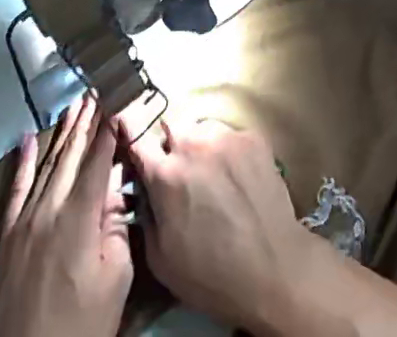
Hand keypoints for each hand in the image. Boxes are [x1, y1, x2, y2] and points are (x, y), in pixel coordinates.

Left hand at [0, 94, 132, 336]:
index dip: (110, 125)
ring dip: (64, 133)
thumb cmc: (83, 323)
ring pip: (48, 165)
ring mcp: (25, 221)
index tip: (119, 97)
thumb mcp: (116, 275)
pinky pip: (17, 189)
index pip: (100, 158)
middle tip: (98, 90)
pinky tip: (28, 138)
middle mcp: (49, 209)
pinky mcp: (8, 237)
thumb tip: (112, 191)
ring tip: (76, 105)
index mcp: (80, 216)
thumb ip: (115, 225)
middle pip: (73, 155)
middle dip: (88, 120)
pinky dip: (24, 162)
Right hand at [119, 118, 323, 332]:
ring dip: (201, 146)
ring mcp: (227, 138)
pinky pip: (231, 136)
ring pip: (203, 129)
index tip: (124, 125)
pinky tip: (238, 177)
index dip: (128, 129)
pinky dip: (229, 151)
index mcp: (165, 174)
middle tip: (181, 169)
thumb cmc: (209, 272)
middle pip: (172, 125)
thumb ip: (146, 213)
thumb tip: (144, 190)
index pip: (135, 135)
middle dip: (170, 142)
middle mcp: (194, 145)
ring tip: (214, 175)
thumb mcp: (159, 256)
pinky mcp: (254, 138)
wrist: (271, 266)